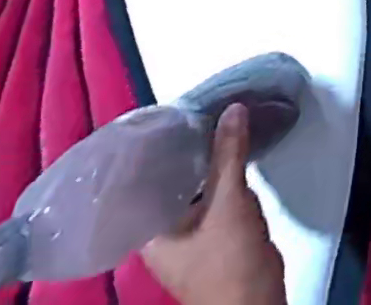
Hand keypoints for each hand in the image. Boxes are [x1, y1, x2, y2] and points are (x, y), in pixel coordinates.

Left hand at [141, 105, 285, 304]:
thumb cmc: (227, 262)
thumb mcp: (229, 200)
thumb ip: (230, 152)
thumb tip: (233, 108)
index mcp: (149, 230)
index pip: (137, 182)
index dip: (147, 149)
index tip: (161, 117)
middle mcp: (161, 231)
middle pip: (166, 180)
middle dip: (180, 148)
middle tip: (192, 110)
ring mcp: (187, 234)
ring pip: (191, 186)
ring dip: (203, 159)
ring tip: (211, 119)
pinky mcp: (212, 232)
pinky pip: (210, 194)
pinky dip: (218, 173)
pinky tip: (229, 150)